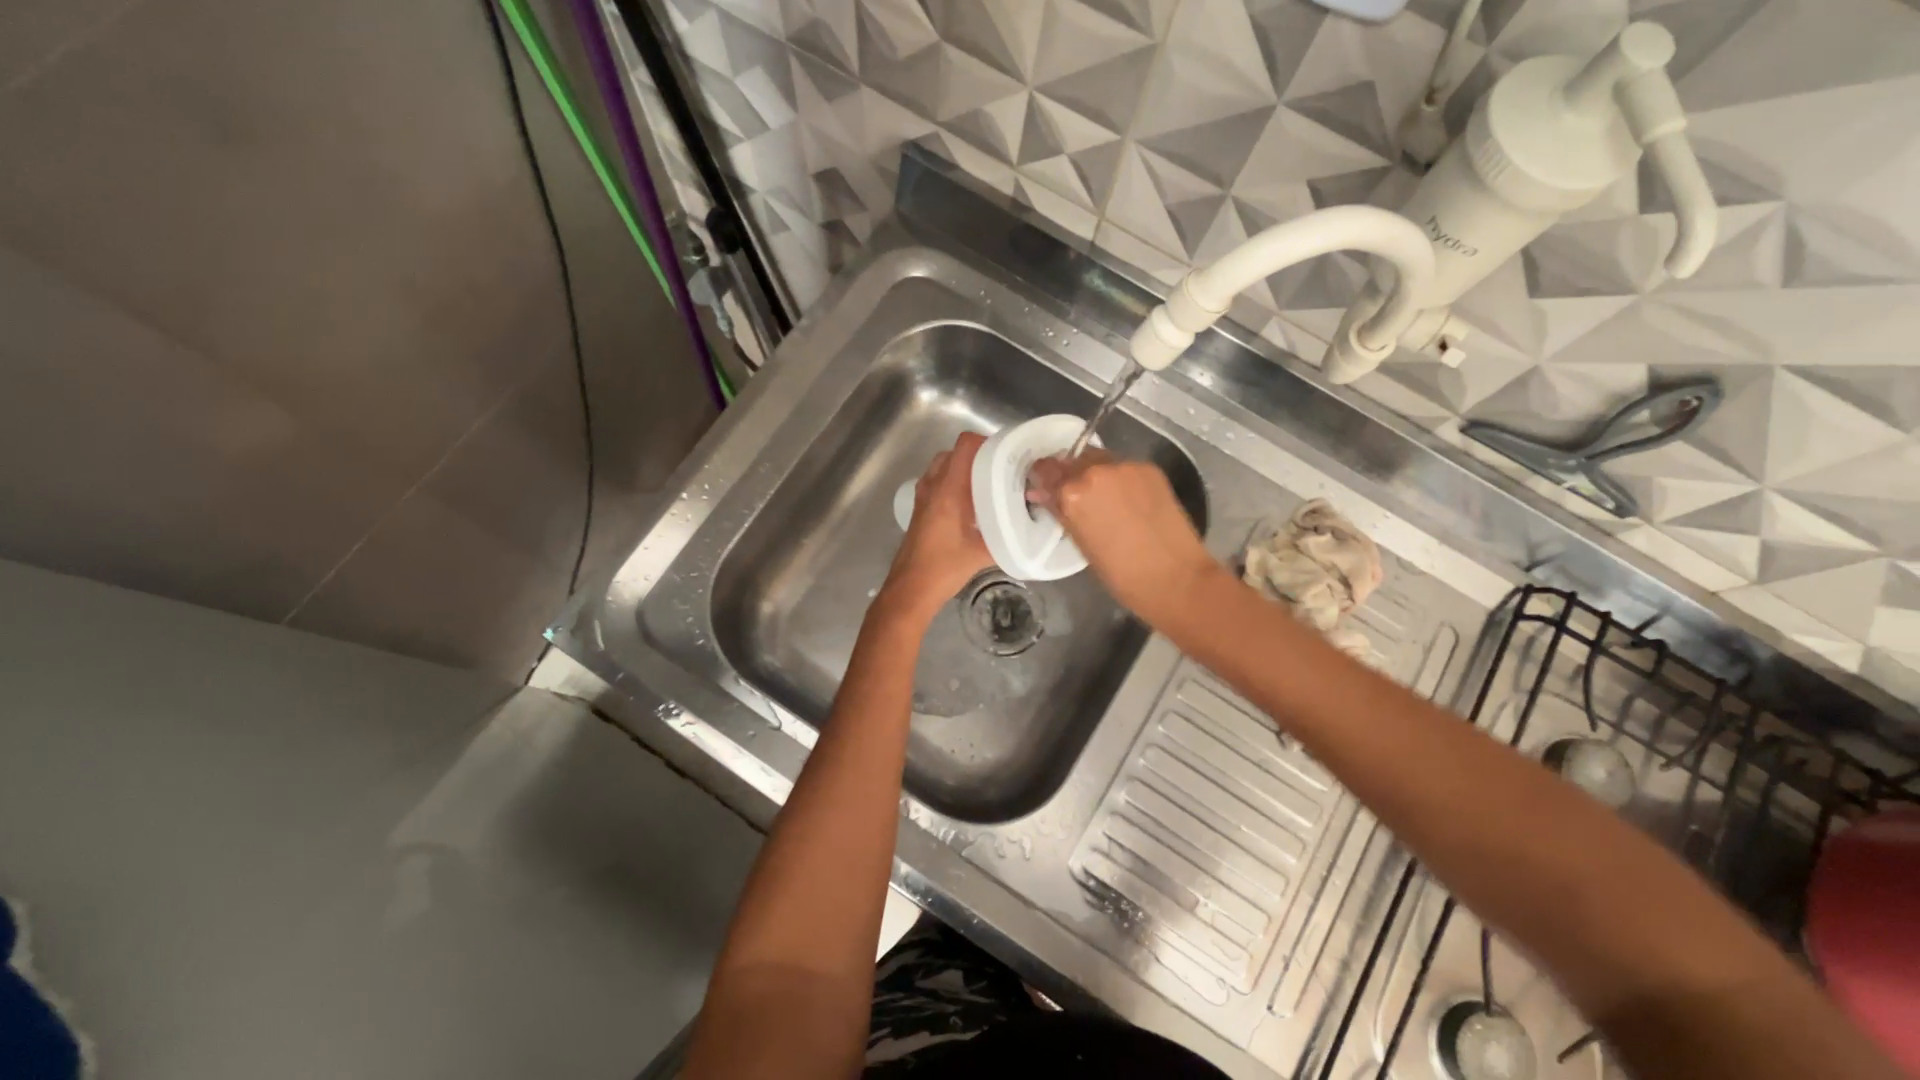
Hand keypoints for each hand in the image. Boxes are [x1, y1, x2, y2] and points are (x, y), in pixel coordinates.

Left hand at [880, 433, 993, 622]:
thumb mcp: (984, 552)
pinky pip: (938, 481)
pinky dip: (954, 482)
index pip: (966, 445)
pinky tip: (972, 504)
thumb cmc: (945, 567)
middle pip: (956, 452)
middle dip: (980, 456)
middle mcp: (933, 485)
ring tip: (989, 486)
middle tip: (1002, 471)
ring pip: (945, 466)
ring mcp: (923, 495)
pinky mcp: (921, 507)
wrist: (911, 588)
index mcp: (948, 489)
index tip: (1008, 455)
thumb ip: (1009, 534)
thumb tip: (1033, 524)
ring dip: (966, 469)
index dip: (988, 442)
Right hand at [1027, 450, 1220, 623]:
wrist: (1176, 577)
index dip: (1044, 478)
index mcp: (1071, 494)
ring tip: (1105, 499)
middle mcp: (1095, 471)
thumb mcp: (1081, 544)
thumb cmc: (1121, 574)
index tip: (1045, 487)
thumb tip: (1042, 494)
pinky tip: (1128, 500)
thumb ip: (1060, 512)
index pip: (1046, 470)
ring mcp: (1125, 467)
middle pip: (1072, 460)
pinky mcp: (1149, 469)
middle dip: (1070, 475)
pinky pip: (1124, 467)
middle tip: (1076, 496)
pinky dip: (1120, 478)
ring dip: (1095, 474)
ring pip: (1099, 460)